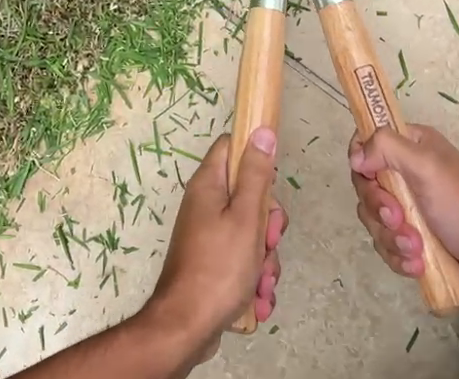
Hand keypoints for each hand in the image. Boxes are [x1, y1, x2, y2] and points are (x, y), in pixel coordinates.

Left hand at [140, 128, 288, 362]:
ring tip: (262, 280)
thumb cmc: (219, 267)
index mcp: (209, 184)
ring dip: (265, 258)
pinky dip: (254, 277)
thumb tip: (261, 130)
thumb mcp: (246, 217)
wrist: (187, 327)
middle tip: (268, 240)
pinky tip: (257, 298)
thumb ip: (257, 174)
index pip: (232, 148)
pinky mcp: (214, 262)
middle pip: (249, 195)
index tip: (272, 183)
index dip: (256, 158)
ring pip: (251, 232)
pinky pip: (243, 259)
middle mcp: (206, 204)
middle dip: (267, 224)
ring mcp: (209, 235)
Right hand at [349, 124, 458, 301]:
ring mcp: (407, 207)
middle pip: (365, 184)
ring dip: (392, 237)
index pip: (367, 140)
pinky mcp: (409, 237)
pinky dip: (398, 256)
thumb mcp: (427, 167)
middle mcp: (405, 172)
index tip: (369, 177)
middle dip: (380, 208)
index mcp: (411, 146)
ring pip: (372, 218)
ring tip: (417, 250)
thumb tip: (355, 157)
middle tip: (400, 219)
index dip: (361, 159)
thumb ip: (388, 148)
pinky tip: (417, 264)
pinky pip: (384, 243)